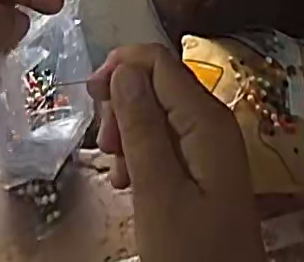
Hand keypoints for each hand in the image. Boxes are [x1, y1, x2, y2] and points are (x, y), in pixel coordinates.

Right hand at [88, 44, 264, 261]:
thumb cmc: (190, 255)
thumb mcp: (158, 192)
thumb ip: (142, 126)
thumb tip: (123, 69)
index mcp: (207, 119)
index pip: (160, 61)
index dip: (122, 65)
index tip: (91, 93)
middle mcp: (212, 121)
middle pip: (158, 82)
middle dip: (123, 103)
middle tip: (105, 144)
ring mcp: (209, 145)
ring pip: (158, 110)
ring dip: (128, 130)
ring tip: (116, 170)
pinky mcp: (203, 167)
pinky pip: (165, 139)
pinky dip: (141, 151)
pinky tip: (127, 181)